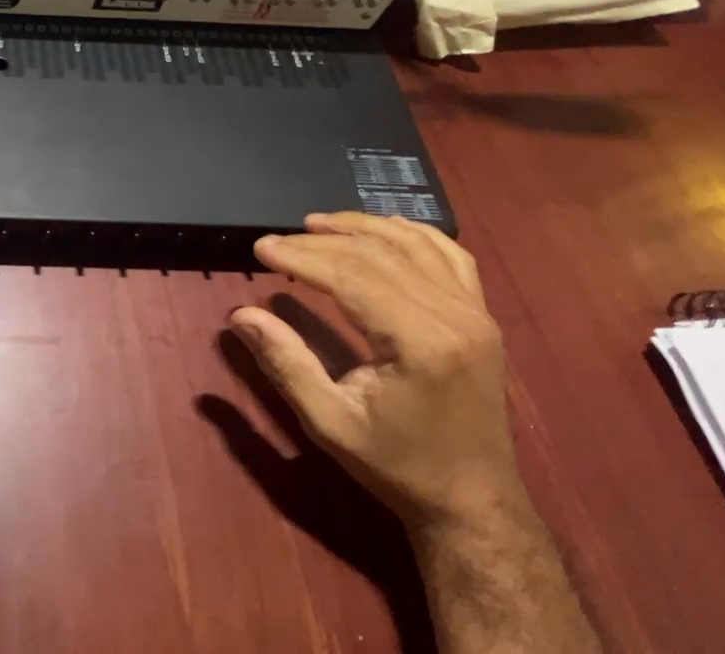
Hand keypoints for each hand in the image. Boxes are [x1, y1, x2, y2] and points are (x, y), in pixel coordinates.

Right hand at [230, 213, 521, 529]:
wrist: (473, 500)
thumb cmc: (397, 465)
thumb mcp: (329, 422)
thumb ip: (285, 363)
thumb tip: (241, 315)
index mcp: (419, 342)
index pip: (351, 275)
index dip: (300, 255)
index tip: (259, 248)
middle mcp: (454, 316)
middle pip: (378, 254)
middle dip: (321, 241)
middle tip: (276, 241)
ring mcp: (476, 313)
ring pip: (415, 245)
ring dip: (362, 228)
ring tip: (317, 224)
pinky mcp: (482, 317)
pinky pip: (451, 256)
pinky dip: (413, 234)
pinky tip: (382, 230)